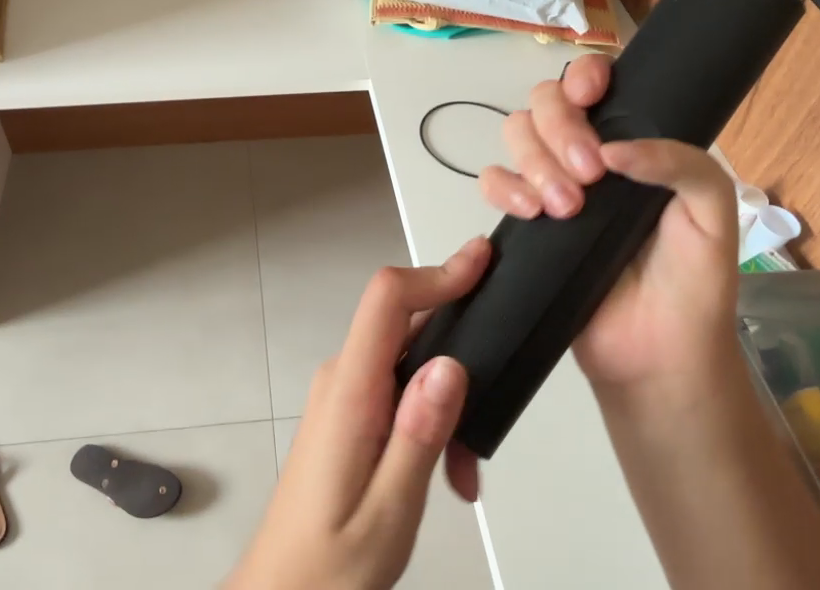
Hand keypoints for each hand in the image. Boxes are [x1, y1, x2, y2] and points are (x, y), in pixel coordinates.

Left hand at [225, 239, 490, 589]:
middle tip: (490, 415)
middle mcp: (341, 379)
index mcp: (349, 392)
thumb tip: (451, 364)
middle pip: (406, 325)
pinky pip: (398, 388)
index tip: (481, 260)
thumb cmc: (330, 562)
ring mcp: (342, 393)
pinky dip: (429, 418)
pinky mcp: (348, 411)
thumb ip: (420, 434)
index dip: (435, 272)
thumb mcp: (390, 507)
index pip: (386, 301)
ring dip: (447, 402)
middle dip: (460, 355)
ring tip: (463, 471)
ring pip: (410, 362)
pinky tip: (445, 471)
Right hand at [478, 54, 740, 390]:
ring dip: (535, 160)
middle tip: (589, 174)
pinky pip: (492, 180)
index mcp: (632, 141)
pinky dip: (503, 187)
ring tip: (566, 209)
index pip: (595, 82)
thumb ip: (682, 164)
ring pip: (515, 133)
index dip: (584, 76)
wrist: (657, 355)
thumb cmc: (693, 283)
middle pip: (545, 101)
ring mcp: (551, 184)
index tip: (591, 99)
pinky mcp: (524, 220)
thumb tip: (614, 147)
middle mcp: (587, 153)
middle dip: (560, 128)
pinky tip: (529, 213)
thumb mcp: (713, 215)